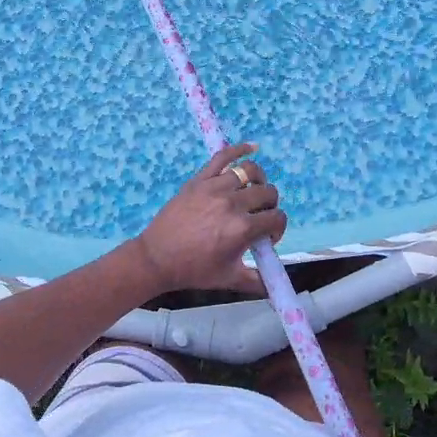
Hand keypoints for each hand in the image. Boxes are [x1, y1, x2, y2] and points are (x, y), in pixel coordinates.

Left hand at [129, 142, 286, 294]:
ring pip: (250, 171)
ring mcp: (215, 187)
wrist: (158, 257)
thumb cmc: (194, 270)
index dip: (277, 229)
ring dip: (258, 182)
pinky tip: (251, 148)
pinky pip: (223, 157)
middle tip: (258, 218)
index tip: (266, 238)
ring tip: (252, 192)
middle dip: (270, 206)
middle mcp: (232, 203)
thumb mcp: (229, 279)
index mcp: (242, 228)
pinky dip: (240, 149)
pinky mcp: (200, 180)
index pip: (277, 218)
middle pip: (268, 193)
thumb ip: (258, 282)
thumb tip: (278, 287)